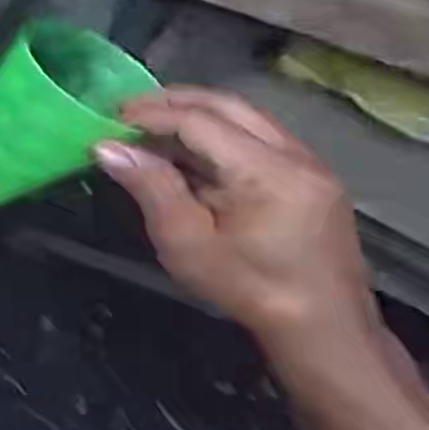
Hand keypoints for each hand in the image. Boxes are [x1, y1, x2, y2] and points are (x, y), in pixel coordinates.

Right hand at [93, 87, 376, 344]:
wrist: (322, 327)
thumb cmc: (246, 286)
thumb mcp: (185, 241)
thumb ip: (150, 186)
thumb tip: (106, 146)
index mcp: (267, 171)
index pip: (199, 121)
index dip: (150, 114)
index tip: (109, 119)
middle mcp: (295, 155)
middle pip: (227, 106)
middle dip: (172, 102)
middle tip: (125, 110)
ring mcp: (308, 164)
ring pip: (244, 117)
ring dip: (194, 114)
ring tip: (149, 125)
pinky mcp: (308, 176)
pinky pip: (256, 136)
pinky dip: (215, 132)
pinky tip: (185, 149)